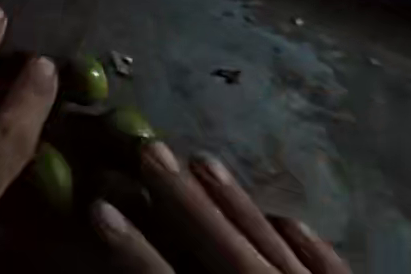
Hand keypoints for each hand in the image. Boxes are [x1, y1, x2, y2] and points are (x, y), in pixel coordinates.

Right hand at [89, 141, 348, 273]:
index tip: (96, 207)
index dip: (133, 247)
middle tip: (147, 147)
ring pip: (274, 249)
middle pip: (223, 247)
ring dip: (237, 203)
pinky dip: (315, 249)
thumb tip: (107, 263)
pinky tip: (292, 221)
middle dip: (182, 197)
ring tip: (204, 158)